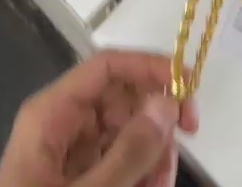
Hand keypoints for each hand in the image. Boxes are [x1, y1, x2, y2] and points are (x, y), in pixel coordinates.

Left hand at [0, 50, 197, 186]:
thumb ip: (129, 152)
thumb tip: (167, 103)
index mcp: (52, 113)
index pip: (106, 67)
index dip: (149, 67)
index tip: (189, 88)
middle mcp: (60, 125)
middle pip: (120, 100)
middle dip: (154, 124)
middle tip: (180, 152)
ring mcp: (68, 155)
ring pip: (124, 134)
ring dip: (151, 157)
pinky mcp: (76, 181)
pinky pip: (116, 165)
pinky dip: (139, 177)